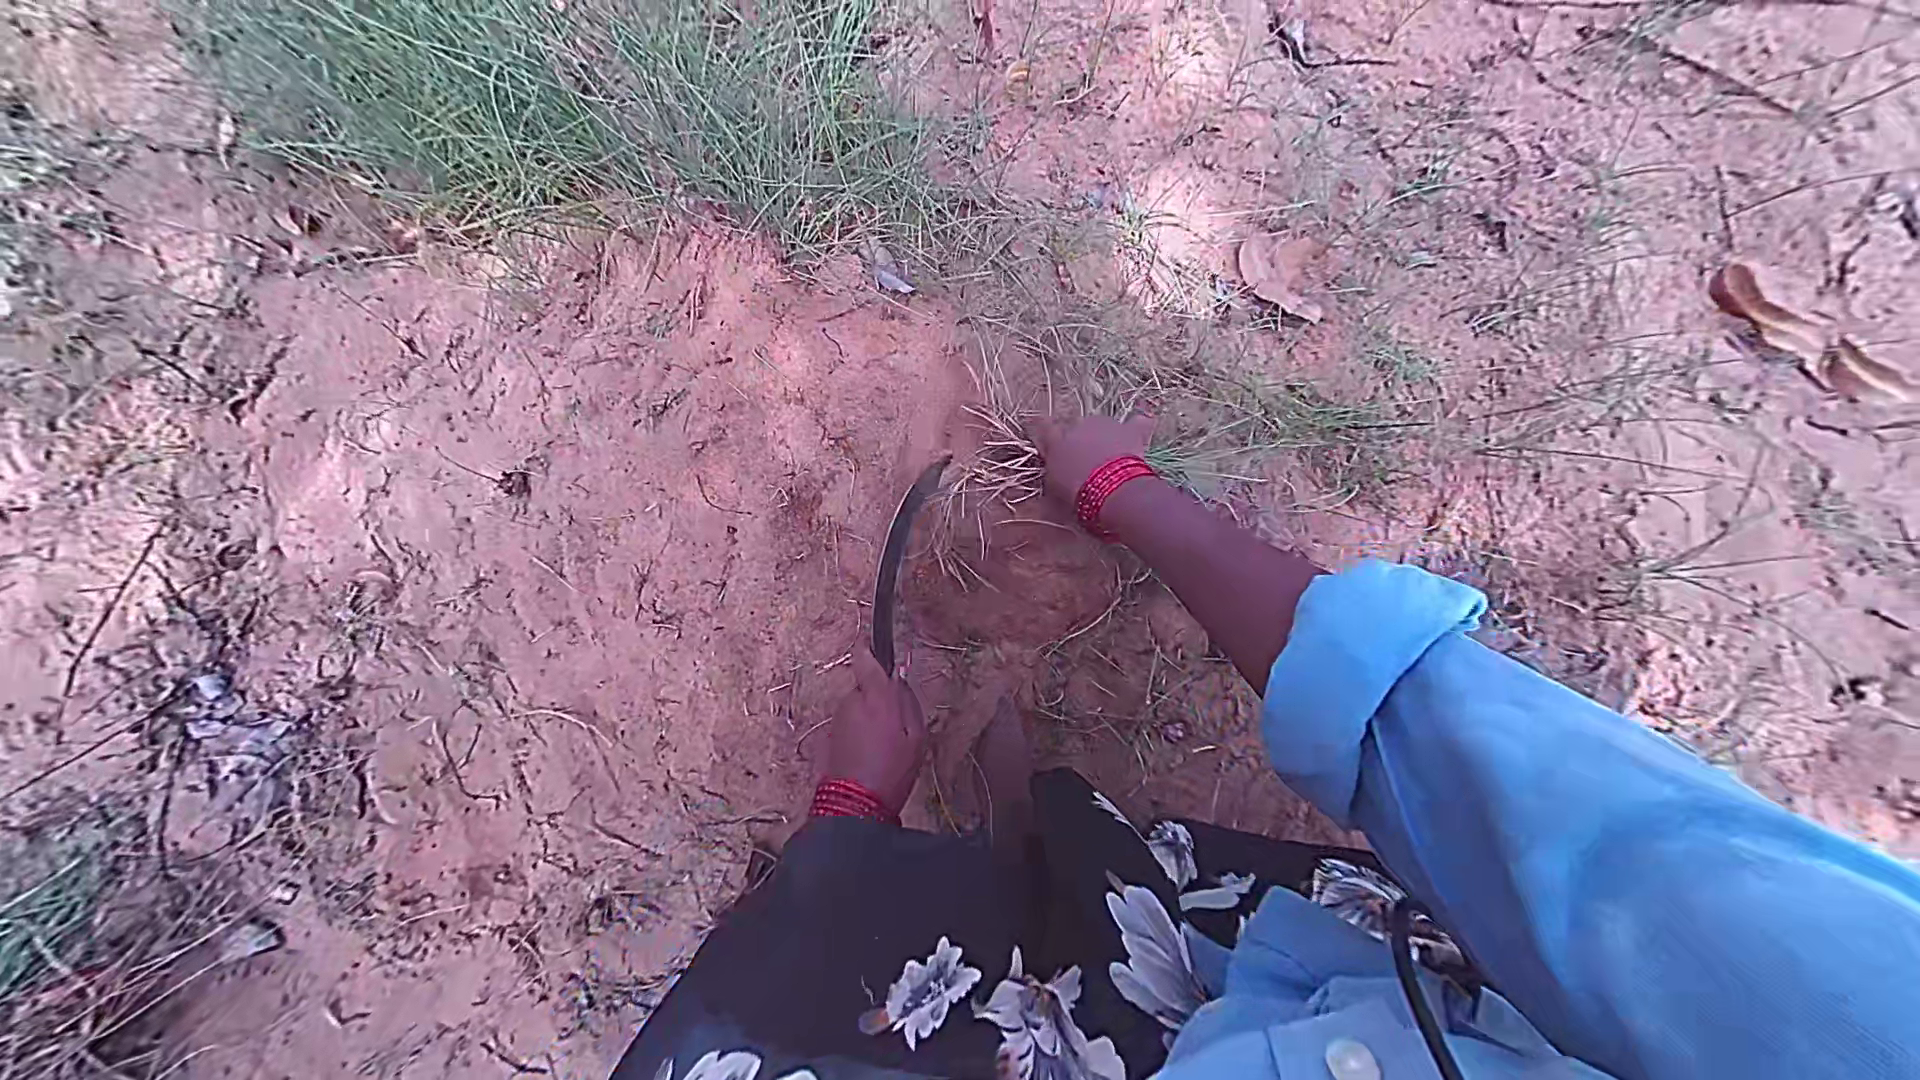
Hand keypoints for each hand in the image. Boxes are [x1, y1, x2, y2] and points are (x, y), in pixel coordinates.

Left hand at [823, 649, 927, 813]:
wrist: (855, 804)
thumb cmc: (892, 770)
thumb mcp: (917, 736)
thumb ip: (908, 703)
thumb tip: (899, 683)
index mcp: (877, 697)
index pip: (867, 659)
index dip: (869, 648)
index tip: (874, 642)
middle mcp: (853, 700)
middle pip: (865, 684)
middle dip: (878, 694)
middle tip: (896, 719)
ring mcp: (838, 717)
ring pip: (857, 704)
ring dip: (868, 714)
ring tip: (884, 741)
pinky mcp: (830, 733)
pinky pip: (849, 721)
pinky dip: (859, 729)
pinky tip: (870, 751)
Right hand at [1030, 414, 1153, 512]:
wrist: (1110, 490)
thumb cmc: (1076, 492)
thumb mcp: (1053, 488)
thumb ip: (1052, 473)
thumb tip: (1054, 471)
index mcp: (1056, 439)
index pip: (1043, 426)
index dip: (1043, 432)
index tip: (1046, 442)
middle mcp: (1078, 424)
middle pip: (1073, 424)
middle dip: (1075, 437)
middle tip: (1080, 458)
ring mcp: (1105, 424)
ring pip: (1101, 424)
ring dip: (1102, 435)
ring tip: (1108, 456)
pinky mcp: (1130, 430)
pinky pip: (1137, 423)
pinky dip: (1139, 426)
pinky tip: (1142, 429)